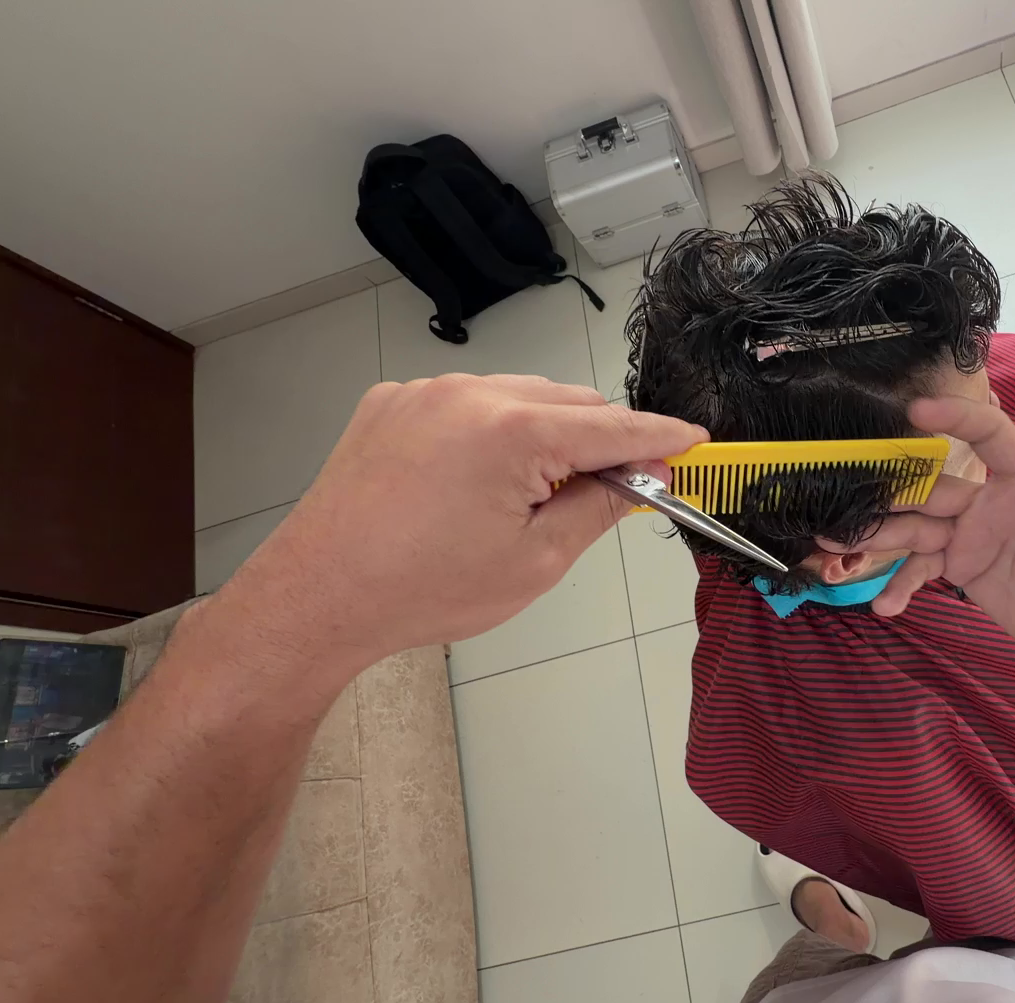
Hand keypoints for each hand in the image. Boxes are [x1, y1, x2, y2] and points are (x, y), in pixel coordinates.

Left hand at [215, 374, 706, 670]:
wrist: (319, 598)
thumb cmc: (432, 590)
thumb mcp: (539, 559)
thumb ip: (601, 505)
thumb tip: (642, 475)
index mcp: (514, 431)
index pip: (614, 426)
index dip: (662, 435)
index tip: (696, 438)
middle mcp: (471, 393)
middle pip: (573, 403)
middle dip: (604, 438)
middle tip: (616, 487)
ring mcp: (426, 391)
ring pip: (524, 396)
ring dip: (553, 432)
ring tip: (542, 489)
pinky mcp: (393, 402)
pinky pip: (473, 401)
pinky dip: (501, 427)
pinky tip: (486, 474)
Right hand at [848, 397, 1014, 660]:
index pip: (987, 436)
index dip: (954, 418)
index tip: (914, 410)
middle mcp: (987, 500)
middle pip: (930, 486)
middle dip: (888, 492)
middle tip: (845, 498)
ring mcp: (967, 534)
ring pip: (912, 526)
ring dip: (875, 536)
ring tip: (835, 551)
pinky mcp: (956, 567)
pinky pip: (917, 570)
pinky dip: (898, 585)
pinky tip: (883, 607)